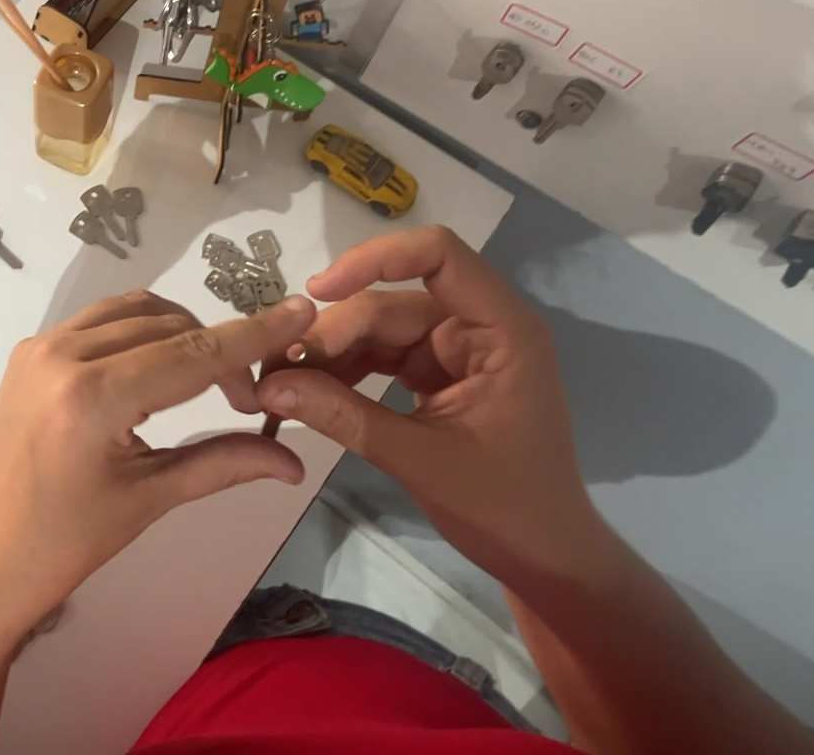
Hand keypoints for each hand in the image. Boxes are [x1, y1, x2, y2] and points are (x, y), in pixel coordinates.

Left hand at [0, 290, 317, 650]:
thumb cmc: (66, 541)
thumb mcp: (149, 499)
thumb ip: (223, 463)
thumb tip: (293, 461)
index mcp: (92, 398)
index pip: (192, 353)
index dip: (253, 333)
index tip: (300, 312)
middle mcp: (62, 354)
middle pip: (167, 326)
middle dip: (218, 351)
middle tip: (246, 400)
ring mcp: (40, 346)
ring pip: (134, 311)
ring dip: (180, 333)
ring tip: (207, 379)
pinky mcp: (29, 350)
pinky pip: (101, 319)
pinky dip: (140, 330)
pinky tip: (156, 367)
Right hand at [255, 227, 609, 581]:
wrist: (542, 557)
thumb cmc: (506, 509)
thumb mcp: (421, 460)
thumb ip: (345, 417)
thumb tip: (270, 387)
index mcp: (501, 331)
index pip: (439, 256)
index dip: (375, 258)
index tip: (317, 291)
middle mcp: (477, 326)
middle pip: (390, 301)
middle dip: (333, 331)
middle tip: (279, 368)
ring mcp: (453, 349)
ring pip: (376, 328)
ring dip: (330, 351)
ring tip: (283, 381)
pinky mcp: (433, 372)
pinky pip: (378, 355)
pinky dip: (343, 370)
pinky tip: (309, 390)